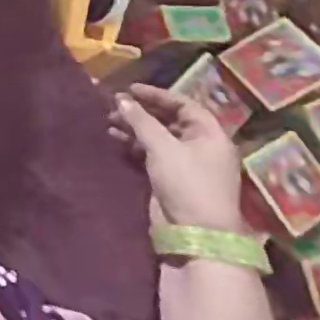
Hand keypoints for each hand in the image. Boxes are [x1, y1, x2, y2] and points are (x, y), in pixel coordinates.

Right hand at [110, 83, 249, 235]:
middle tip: (115, 106)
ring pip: (157, 138)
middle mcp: (200, 146)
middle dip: (142, 112)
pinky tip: (116, 140)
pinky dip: (134, 145)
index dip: (157, 95)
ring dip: (135, 128)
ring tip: (109, 122)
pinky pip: (150, 154)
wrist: (194, 231)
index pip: (184, 105)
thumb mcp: (163, 148)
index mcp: (209, 134)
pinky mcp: (170, 178)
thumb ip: (141, 121)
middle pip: (169, 120)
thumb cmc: (186, 182)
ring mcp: (185, 163)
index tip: (130, 89)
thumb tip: (121, 99)